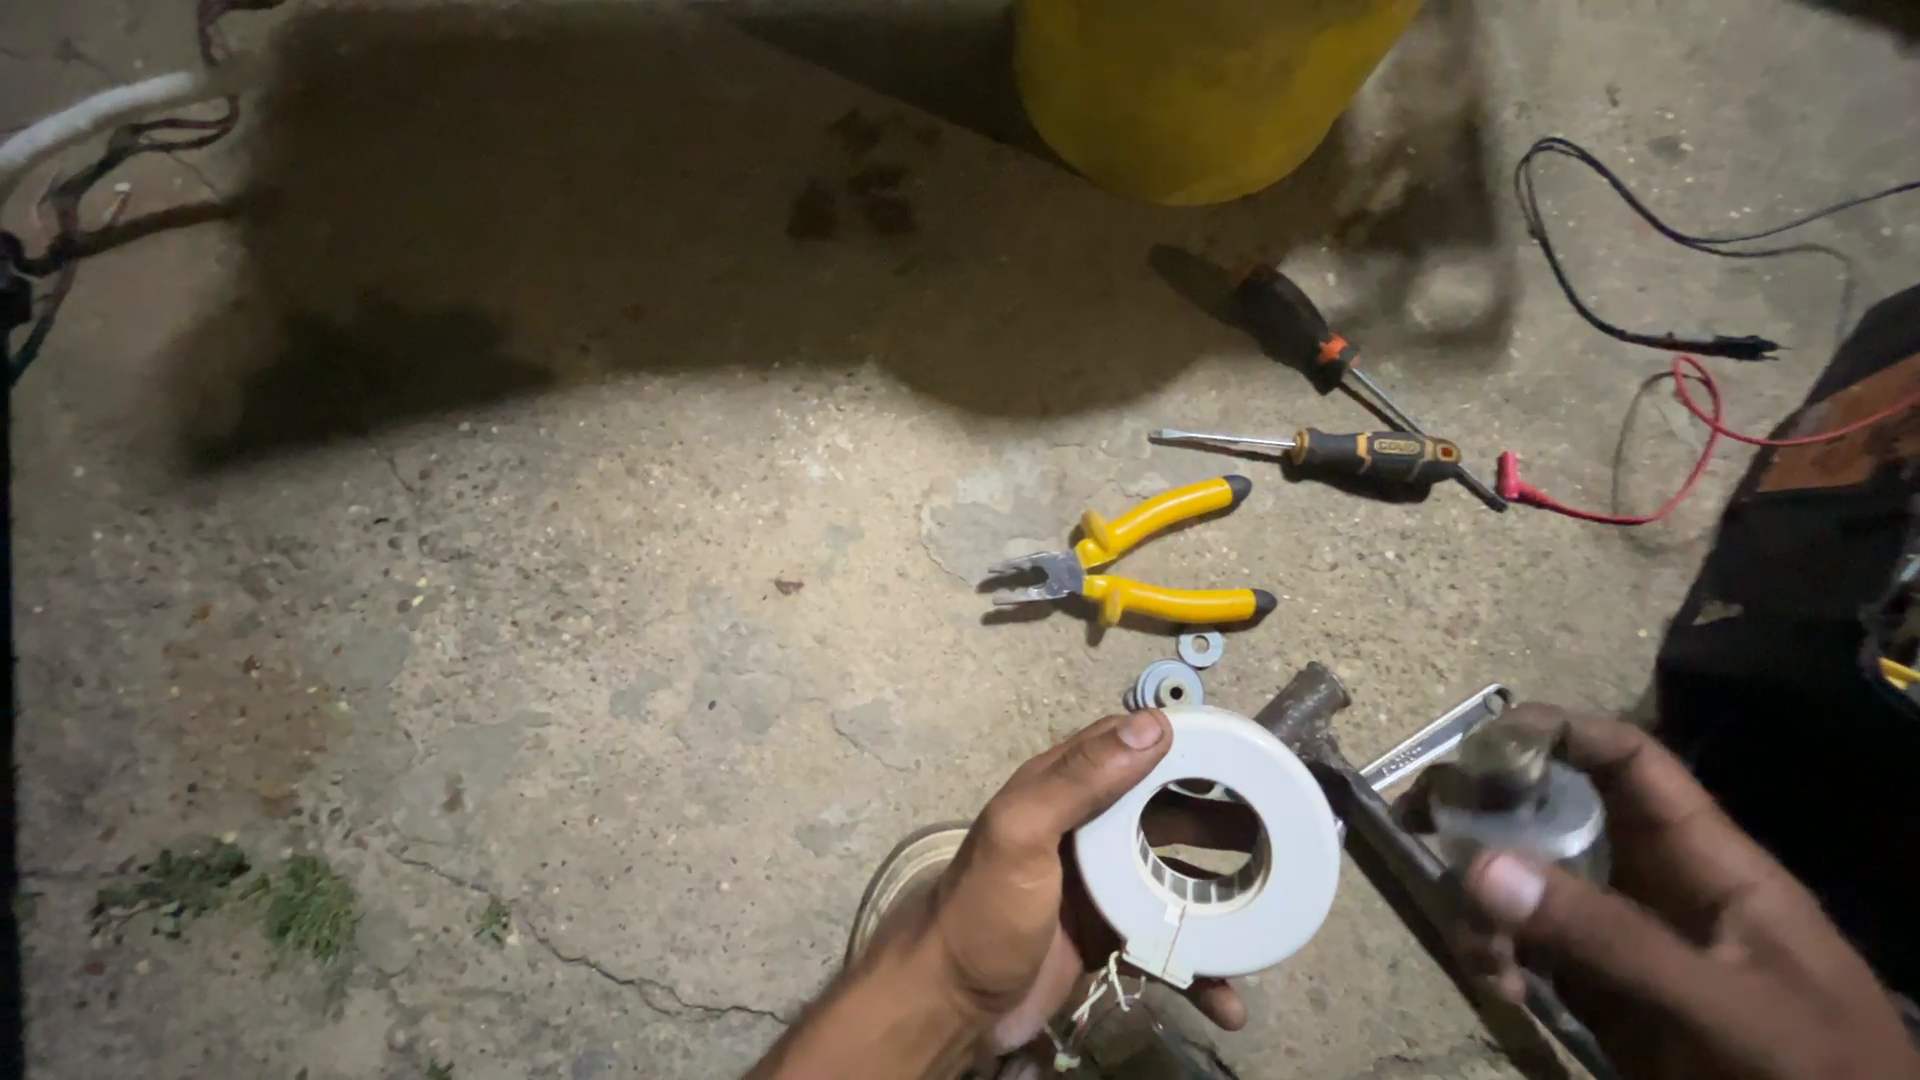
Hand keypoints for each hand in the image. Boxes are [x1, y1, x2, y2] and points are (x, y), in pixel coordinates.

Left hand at [911, 710, 1252, 1055]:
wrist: (951, 1002)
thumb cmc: (985, 907)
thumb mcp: (1022, 832)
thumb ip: (1081, 778)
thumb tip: (1154, 724)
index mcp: (1065, 787)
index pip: (1131, 746)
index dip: (1186, 746)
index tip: (1247, 755)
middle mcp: (1087, 826)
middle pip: (1167, 811)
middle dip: (1222, 821)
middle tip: (1277, 835)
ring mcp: (1100, 883)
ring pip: (1174, 878)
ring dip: (1220, 898)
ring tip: (1267, 916)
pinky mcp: (1108, 934)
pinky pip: (1165, 940)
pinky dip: (1197, 966)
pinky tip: (1226, 999)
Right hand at [1455, 705, 1919, 1079]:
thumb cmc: (1822, 1073)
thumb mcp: (1729, 1006)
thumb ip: (1611, 937)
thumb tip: (1479, 866)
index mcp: (1703, 859)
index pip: (1628, 760)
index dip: (1560, 730)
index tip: (1482, 740)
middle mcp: (1644, 876)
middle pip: (1549, 806)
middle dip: (1482, 807)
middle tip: (1419, 816)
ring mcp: (1612, 927)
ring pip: (1518, 874)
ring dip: (1480, 899)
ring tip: (1479, 948)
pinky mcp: (1587, 976)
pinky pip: (1516, 936)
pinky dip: (1491, 950)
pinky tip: (1500, 983)